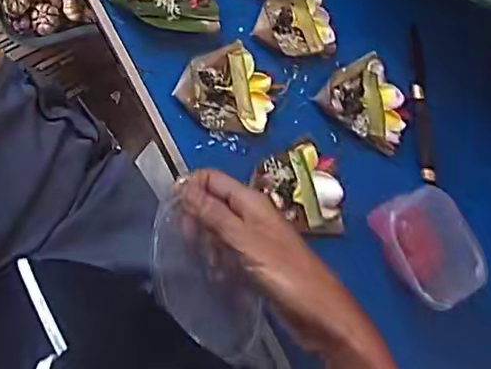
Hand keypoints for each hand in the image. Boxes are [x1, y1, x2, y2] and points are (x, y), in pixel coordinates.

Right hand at [179, 170, 396, 368]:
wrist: (320, 312)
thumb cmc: (286, 272)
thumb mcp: (244, 240)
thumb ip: (214, 213)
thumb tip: (185, 187)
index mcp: (250, 200)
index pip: (213, 178)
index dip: (191, 184)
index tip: (171, 203)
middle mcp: (252, 214)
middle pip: (214, 201)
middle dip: (195, 213)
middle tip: (182, 235)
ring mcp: (255, 237)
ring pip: (220, 227)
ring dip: (206, 238)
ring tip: (199, 257)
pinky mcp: (257, 261)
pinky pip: (229, 251)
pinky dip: (218, 258)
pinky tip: (216, 273)